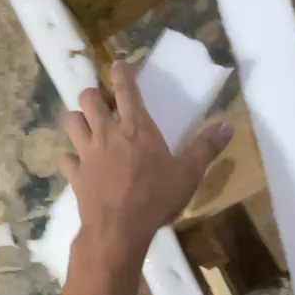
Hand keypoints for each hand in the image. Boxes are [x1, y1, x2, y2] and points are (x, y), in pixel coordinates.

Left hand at [60, 60, 232, 267]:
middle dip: (95, 95)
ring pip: (72, 121)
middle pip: (88, 98)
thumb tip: (228, 126)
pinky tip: (79, 164)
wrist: (120, 229)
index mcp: (136, 127)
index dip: (121, 72)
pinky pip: (66, 158)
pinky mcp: (75, 175)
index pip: (125, 88)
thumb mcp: (189, 174)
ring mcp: (86, 153)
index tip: (119, 65)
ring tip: (89, 128)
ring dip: (79, 120)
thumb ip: (206, 148)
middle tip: (105, 105)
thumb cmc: (156, 198)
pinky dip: (71, 158)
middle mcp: (107, 132)